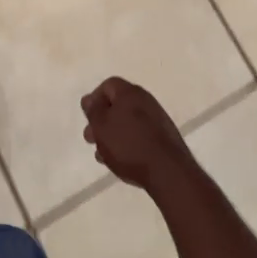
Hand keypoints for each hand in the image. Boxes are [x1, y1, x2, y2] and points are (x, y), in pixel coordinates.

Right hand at [80, 77, 196, 190]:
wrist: (168, 172)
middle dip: (101, 121)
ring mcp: (157, 120)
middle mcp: (145, 101)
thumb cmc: (128, 145)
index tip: (88, 118)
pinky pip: (140, 135)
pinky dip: (127, 144)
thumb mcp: (102, 126)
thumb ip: (93, 110)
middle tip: (91, 139)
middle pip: (117, 105)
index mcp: (130, 93)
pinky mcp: (164, 138)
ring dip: (112, 135)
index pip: (108, 85)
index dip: (94, 99)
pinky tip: (120, 161)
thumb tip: (89, 99)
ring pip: (127, 122)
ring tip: (103, 155)